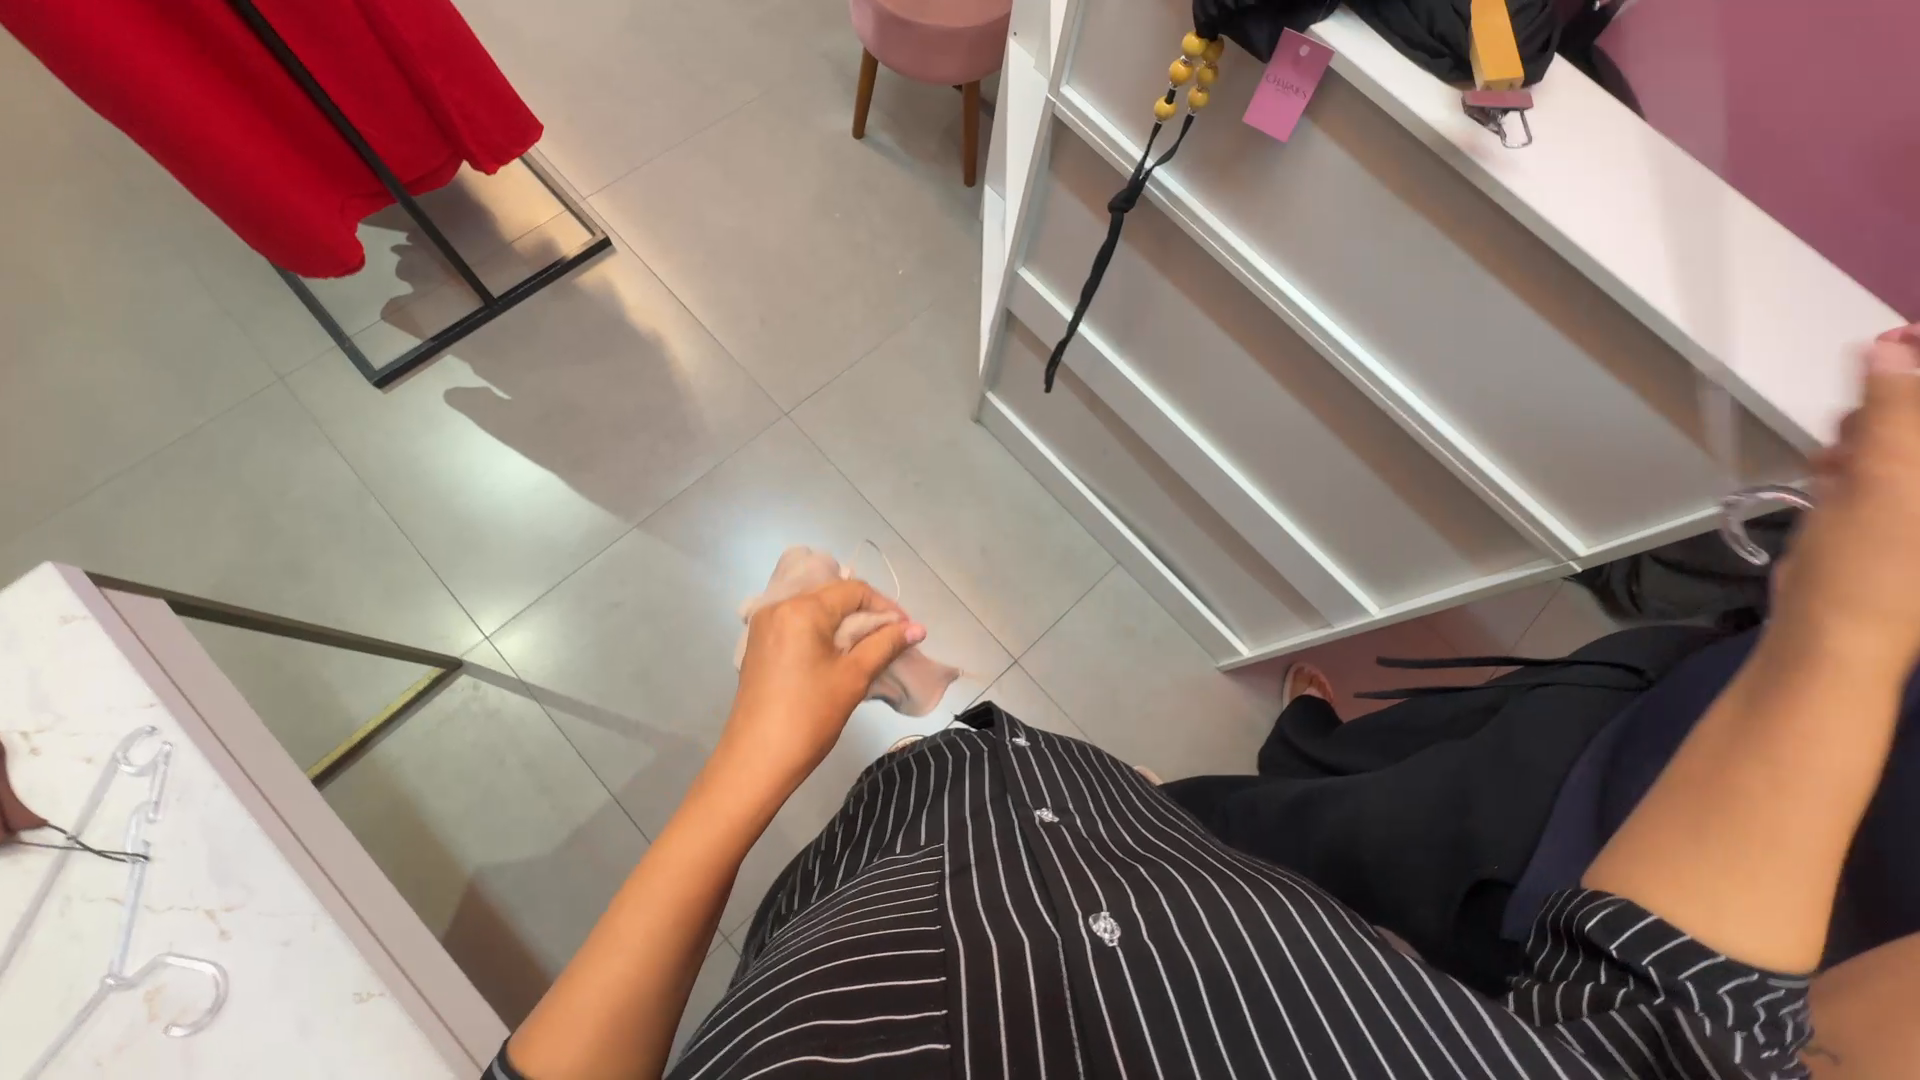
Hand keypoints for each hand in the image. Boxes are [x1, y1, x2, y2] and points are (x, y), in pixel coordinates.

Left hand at [722, 579, 925, 788]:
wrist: (756, 760)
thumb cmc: (809, 717)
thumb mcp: (853, 677)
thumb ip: (885, 644)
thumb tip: (917, 628)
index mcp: (801, 609)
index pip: (854, 590)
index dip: (886, 607)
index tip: (907, 631)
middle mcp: (778, 606)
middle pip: (832, 595)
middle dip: (866, 614)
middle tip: (892, 639)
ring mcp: (764, 625)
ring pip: (815, 609)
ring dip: (844, 623)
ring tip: (869, 646)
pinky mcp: (759, 643)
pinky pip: (798, 624)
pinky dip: (822, 631)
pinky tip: (838, 652)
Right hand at [1773, 337, 1919, 670]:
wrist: (1831, 634)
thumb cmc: (1871, 567)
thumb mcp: (1886, 481)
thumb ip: (1895, 412)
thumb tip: (1886, 347)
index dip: (1915, 373)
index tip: (1889, 345)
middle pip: (1919, 419)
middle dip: (1890, 409)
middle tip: (1852, 429)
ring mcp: (1918, 503)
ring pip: (1900, 440)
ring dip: (1864, 437)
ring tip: (1836, 458)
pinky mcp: (1896, 515)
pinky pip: (1881, 466)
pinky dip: (1853, 461)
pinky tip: (1830, 471)